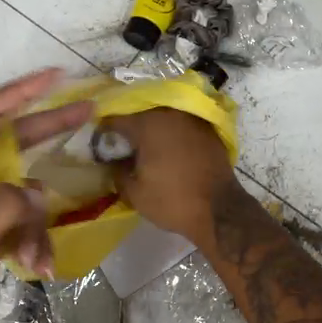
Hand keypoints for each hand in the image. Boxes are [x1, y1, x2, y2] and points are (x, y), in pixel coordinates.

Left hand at [0, 69, 92, 322]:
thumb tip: (35, 190)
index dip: (18, 91)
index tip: (54, 77)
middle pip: (14, 136)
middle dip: (50, 126)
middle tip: (89, 110)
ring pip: (29, 187)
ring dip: (40, 219)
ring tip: (38, 255)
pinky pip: (30, 219)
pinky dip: (38, 240)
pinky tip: (37, 266)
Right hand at [100, 108, 235, 244]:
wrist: (220, 210)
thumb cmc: (172, 200)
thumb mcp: (134, 192)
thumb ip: (117, 171)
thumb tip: (114, 161)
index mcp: (148, 123)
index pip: (116, 118)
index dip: (104, 131)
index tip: (100, 145)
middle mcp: (170, 113)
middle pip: (140, 112)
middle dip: (129, 127)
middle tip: (121, 146)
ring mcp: (192, 119)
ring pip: (163, 116)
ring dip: (152, 128)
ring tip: (144, 147)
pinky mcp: (208, 129)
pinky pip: (181, 124)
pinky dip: (172, 133)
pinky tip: (168, 149)